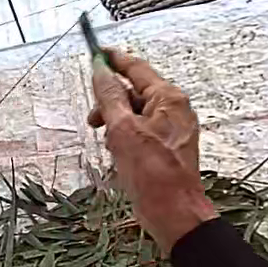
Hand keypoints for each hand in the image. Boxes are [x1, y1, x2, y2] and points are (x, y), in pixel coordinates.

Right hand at [88, 48, 216, 252]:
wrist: (174, 213)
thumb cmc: (152, 173)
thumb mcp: (123, 130)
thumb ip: (110, 97)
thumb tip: (100, 70)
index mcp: (169, 98)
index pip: (137, 68)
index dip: (114, 59)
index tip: (95, 52)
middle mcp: (174, 109)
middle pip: (134, 92)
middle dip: (109, 103)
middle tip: (93, 121)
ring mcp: (172, 129)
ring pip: (134, 113)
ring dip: (115, 124)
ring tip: (110, 145)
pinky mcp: (167, 147)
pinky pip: (140, 131)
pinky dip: (124, 137)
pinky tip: (119, 154)